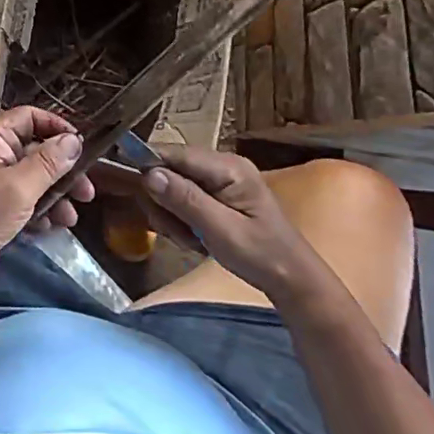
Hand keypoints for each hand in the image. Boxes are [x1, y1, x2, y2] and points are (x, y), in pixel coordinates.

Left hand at [0, 106, 95, 277]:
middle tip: (86, 190)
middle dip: (63, 170)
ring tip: (71, 217)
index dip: (57, 126)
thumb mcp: (20, 188)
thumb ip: (49, 162)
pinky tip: (52, 225)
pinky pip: (25, 194)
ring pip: (34, 175)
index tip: (81, 145)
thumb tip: (74, 140)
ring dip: (56, 194)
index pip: (30, 116)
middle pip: (37, 148)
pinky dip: (40, 207)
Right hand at [137, 146, 316, 298]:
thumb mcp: (221, 231)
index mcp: (227, 167)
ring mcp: (218, 179)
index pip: (174, 153)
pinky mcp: (215, 194)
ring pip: (171, 186)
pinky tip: (194, 238)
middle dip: (164, 202)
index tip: (142, 198)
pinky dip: (180, 219)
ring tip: (189, 240)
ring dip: (171, 215)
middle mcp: (220, 165)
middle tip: (175, 233)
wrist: (292, 280)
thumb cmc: (261, 255)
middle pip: (169, 169)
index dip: (150, 169)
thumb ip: (185, 200)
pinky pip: (182, 198)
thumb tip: (149, 174)